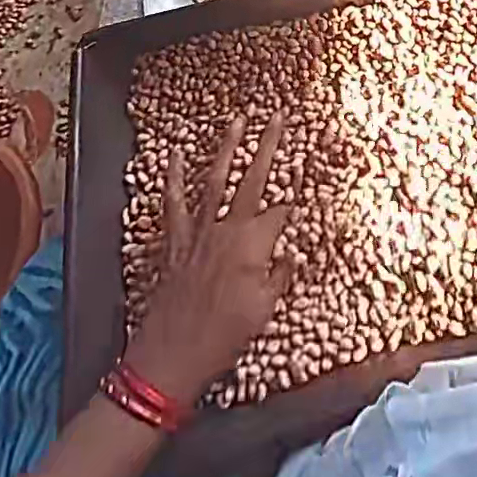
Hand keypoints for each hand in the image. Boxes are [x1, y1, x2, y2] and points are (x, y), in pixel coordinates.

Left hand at [123, 112, 293, 405]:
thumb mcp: (264, 310)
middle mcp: (228, 228)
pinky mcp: (175, 241)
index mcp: (253, 244)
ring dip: (228, 147)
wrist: (169, 359)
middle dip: (268, 145)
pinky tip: (177, 154)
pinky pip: (174, 203)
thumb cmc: (223, 338)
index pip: (281, 208)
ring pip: (216, 180)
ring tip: (238, 120)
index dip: (296, 188)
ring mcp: (199, 231)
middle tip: (278, 117)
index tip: (308, 163)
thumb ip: (278, 275)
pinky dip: (175, 178)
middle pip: (253, 178)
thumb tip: (290, 252)